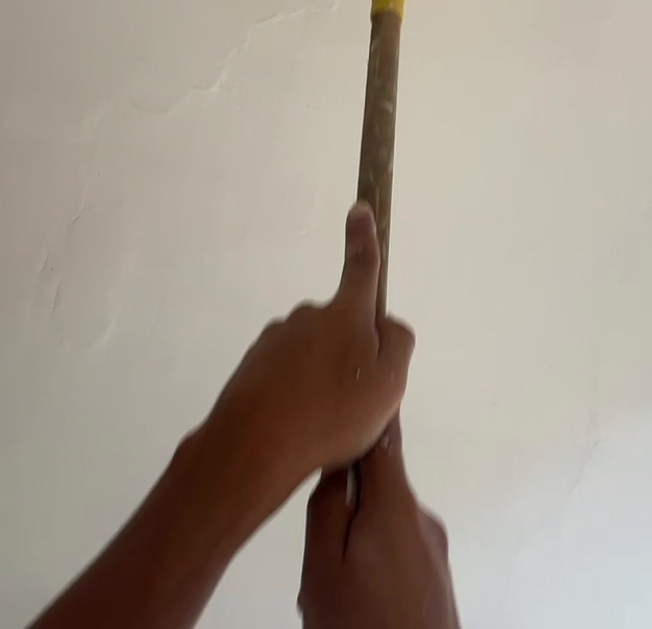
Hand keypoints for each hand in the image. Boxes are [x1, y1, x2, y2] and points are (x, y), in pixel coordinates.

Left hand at [201, 202, 413, 496]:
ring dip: (321, 379)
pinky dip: (296, 394)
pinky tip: (297, 426)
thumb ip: (397, 344)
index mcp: (346, 314)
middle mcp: (309, 316)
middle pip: (340, 327)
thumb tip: (386, 323)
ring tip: (324, 424)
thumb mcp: (390, 384)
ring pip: (312, 355)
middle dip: (350, 355)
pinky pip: (287, 375)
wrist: (256, 443)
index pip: (361, 268)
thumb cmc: (334, 411)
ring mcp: (277, 339)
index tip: (360, 208)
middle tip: (355, 404)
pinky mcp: (254, 365)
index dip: (364, 239)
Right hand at [300, 422, 459, 628]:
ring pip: (382, 524)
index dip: (367, 410)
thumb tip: (334, 462)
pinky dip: (374, 567)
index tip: (358, 386)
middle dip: (345, 508)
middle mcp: (422, 521)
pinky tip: (359, 603)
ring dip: (357, 544)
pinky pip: (396, 553)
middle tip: (322, 550)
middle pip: (376, 486)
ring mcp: (434, 552)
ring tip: (338, 590)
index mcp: (396, 507)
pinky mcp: (436, 579)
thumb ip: (326, 506)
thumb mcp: (323, 568)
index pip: (383, 436)